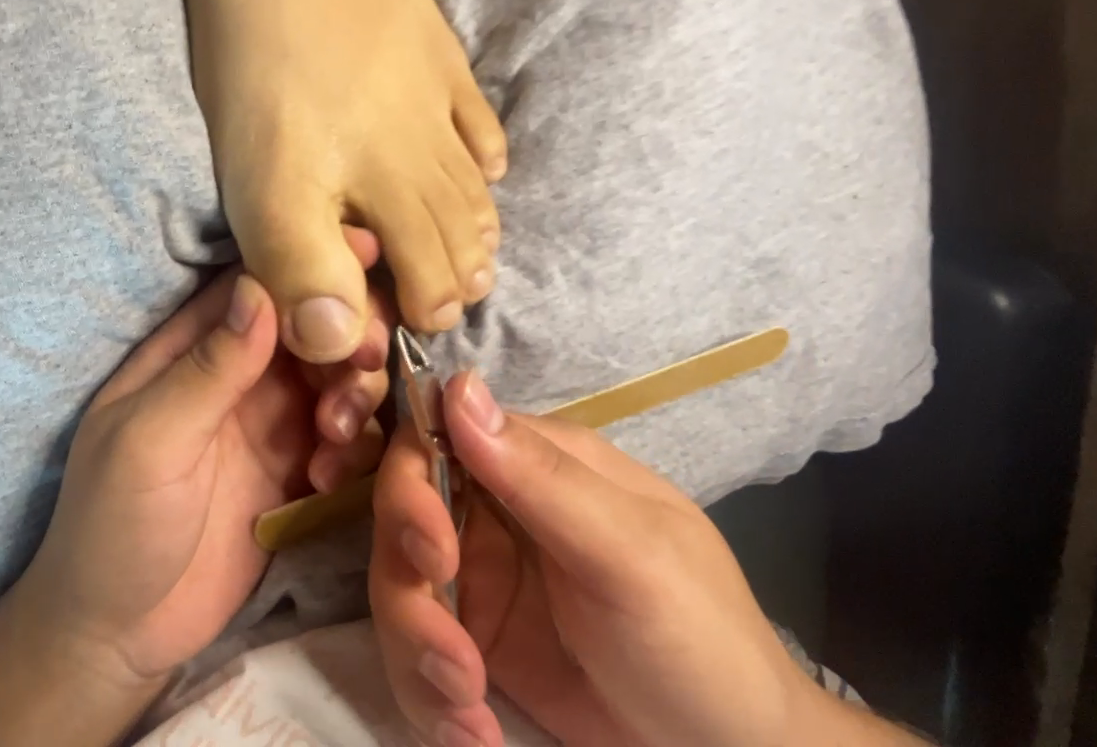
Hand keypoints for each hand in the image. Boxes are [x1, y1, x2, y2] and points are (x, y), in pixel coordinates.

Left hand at [12, 251, 385, 691]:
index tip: (366, 253)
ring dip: (351, 392)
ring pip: (331, 379)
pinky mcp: (290, 474)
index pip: (251, 287)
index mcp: (184, 352)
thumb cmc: (115, 523)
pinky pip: (340, 438)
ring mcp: (263, 426)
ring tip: (336, 432)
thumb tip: (260, 288)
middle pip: (305, 329)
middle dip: (343, 335)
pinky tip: (327, 476)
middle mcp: (231, 378)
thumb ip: (207, 369)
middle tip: (365, 359)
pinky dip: (350, 445)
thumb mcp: (151, 440)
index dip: (306, 266)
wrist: (119, 632)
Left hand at [129, 0, 505, 364]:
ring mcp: (438, 93)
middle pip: (461, 231)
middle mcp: (430, 149)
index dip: (425, 312)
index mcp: (391, 190)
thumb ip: (305, 268)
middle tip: (451, 301)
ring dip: (476, 225)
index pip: (431, 276)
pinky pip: (477, 115)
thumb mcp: (264, 185)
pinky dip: (484, 153)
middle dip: (457, 276)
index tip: (417, 329)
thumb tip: (343, 344)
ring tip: (475, 254)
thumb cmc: (262, 69)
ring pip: (474, 180)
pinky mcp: (432, 46)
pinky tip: (489, 163)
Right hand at [370, 373, 874, 746]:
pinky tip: (472, 734)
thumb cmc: (700, 642)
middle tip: (453, 659)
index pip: (433, 442)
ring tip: (468, 711)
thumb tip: (458, 384)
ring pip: (396, 592)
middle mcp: (491, 512)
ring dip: (418, 656)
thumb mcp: (631, 555)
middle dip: (410, 592)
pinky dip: (429, 697)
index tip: (429, 555)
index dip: (409, 489)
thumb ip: (542, 476)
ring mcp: (476, 579)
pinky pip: (412, 654)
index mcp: (533, 467)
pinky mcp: (468, 640)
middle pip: (398, 522)